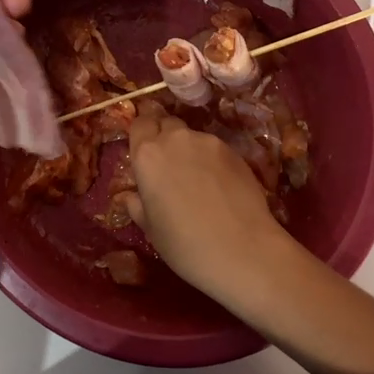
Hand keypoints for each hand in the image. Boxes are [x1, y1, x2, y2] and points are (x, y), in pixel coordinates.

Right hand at [125, 114, 294, 296]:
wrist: (242, 249)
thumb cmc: (184, 244)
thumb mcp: (150, 229)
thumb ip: (137, 204)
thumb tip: (132, 196)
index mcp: (147, 155)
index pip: (139, 124)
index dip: (142, 136)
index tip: (145, 155)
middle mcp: (175, 139)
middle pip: (166, 124)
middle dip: (165, 139)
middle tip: (170, 168)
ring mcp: (207, 142)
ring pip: (192, 137)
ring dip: (190, 151)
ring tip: (199, 181)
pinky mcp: (233, 150)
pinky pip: (214, 149)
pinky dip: (212, 161)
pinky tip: (221, 187)